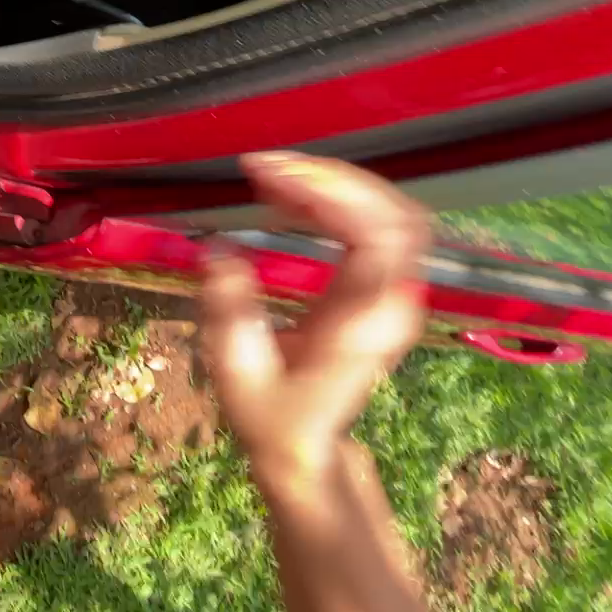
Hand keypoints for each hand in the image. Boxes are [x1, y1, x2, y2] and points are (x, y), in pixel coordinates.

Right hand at [200, 152, 429, 482]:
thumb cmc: (269, 415)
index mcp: (365, 321)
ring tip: (273, 174)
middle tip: (265, 165)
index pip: (376, 236)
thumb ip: (232, 309)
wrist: (302, 446)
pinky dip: (335, 202)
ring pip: (391, 216)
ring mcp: (391, 294)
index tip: (268, 174)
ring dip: (335, 185)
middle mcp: (393, 301)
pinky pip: (373, 228)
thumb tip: (217, 248)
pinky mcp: (376, 289)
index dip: (329, 193)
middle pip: (395, 215)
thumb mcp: (238, 369)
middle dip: (331, 178)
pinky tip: (290, 196)